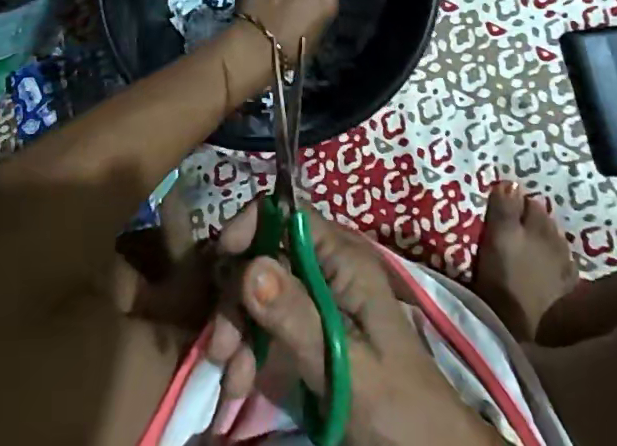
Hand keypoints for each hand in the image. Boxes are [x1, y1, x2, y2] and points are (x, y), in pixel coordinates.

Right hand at [204, 201, 504, 445]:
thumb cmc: (394, 402)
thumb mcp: (341, 361)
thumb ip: (296, 315)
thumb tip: (250, 264)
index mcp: (345, 260)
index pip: (291, 214)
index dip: (253, 225)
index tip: (223, 259)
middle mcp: (329, 268)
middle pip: (266, 254)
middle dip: (238, 296)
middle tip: (222, 350)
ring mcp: (318, 299)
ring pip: (260, 291)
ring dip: (238, 330)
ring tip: (232, 380)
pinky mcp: (309, 330)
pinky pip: (266, 323)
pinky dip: (247, 350)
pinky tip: (239, 384)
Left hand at [234, 0, 337, 68]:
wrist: (256, 48)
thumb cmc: (291, 53)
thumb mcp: (315, 42)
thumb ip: (316, 24)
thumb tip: (308, 22)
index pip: (326, 0)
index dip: (316, 9)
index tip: (307, 19)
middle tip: (287, 13)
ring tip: (268, 9)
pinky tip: (254, 5)